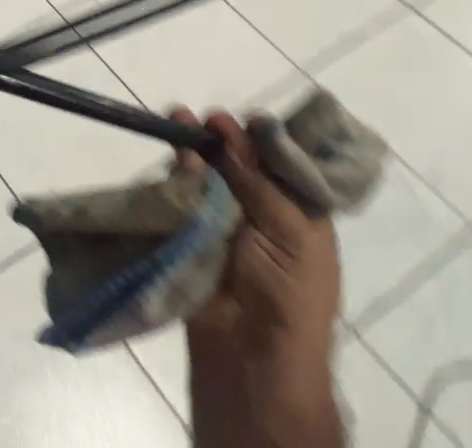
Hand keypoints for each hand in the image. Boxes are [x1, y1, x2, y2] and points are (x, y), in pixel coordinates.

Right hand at [174, 107, 343, 445]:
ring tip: (176, 121)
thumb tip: (233, 131)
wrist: (250, 354)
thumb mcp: (292, 234)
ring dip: (194, 150)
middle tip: (201, 118)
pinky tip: (172, 154)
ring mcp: (222, 225)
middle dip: (222, 138)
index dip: (259, 139)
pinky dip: (176, 175)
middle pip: (240, 165)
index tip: (237, 120)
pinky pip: (181, 198)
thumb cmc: (289, 296)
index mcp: (299, 215)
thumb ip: (259, 182)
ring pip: (208, 176)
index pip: (279, 165)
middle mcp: (261, 214)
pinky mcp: (187, 235)